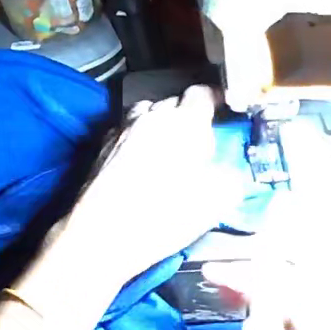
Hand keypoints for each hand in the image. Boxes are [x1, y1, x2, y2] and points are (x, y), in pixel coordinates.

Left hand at [44, 85, 236, 295]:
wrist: (103, 236)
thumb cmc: (163, 216)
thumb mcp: (216, 202)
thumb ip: (229, 178)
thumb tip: (229, 173)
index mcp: (185, 123)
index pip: (204, 93)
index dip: (216, 100)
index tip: (223, 113)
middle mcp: (152, 117)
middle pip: (174, 103)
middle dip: (187, 118)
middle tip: (197, 143)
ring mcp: (123, 129)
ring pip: (147, 114)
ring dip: (159, 125)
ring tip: (166, 150)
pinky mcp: (101, 146)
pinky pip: (126, 131)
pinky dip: (137, 139)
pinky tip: (140, 163)